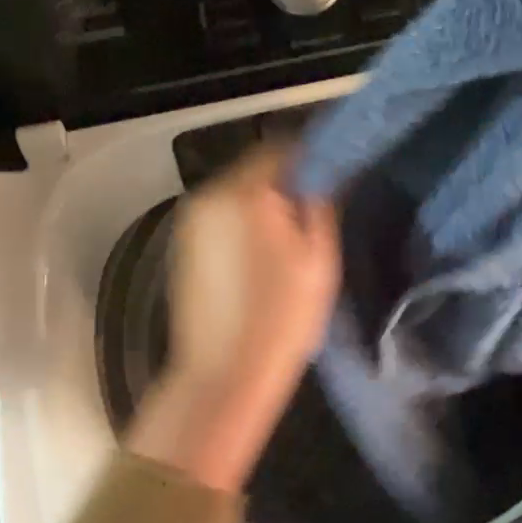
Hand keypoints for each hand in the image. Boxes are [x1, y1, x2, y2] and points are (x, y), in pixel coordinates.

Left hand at [124, 148, 340, 492]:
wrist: (224, 375)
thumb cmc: (281, 319)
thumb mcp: (319, 260)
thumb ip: (320, 203)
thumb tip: (323, 173)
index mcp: (246, 192)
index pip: (284, 148)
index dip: (314, 156)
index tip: (338, 174)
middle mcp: (210, 194)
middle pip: (256, 168)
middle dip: (287, 181)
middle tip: (319, 208)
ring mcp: (191, 220)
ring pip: (237, 192)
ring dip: (264, 202)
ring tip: (291, 236)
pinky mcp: (183, 245)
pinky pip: (222, 216)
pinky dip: (244, 222)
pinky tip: (261, 255)